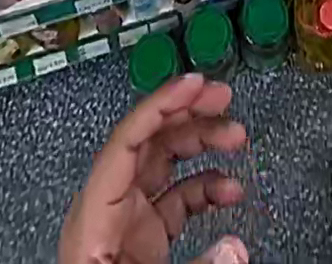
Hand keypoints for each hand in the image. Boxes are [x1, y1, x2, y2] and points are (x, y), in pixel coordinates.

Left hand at [57, 73, 249, 263]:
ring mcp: (125, 228)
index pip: (127, 141)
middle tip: (223, 97)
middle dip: (189, 114)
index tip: (196, 84)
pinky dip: (205, 187)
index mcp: (94, 223)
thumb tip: (236, 247)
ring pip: (165, 164)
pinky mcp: (142, 243)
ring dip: (203, 144)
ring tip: (237, 137)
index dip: (162, 104)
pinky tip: (230, 192)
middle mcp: (107, 215)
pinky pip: (176, 198)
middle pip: (148, 143)